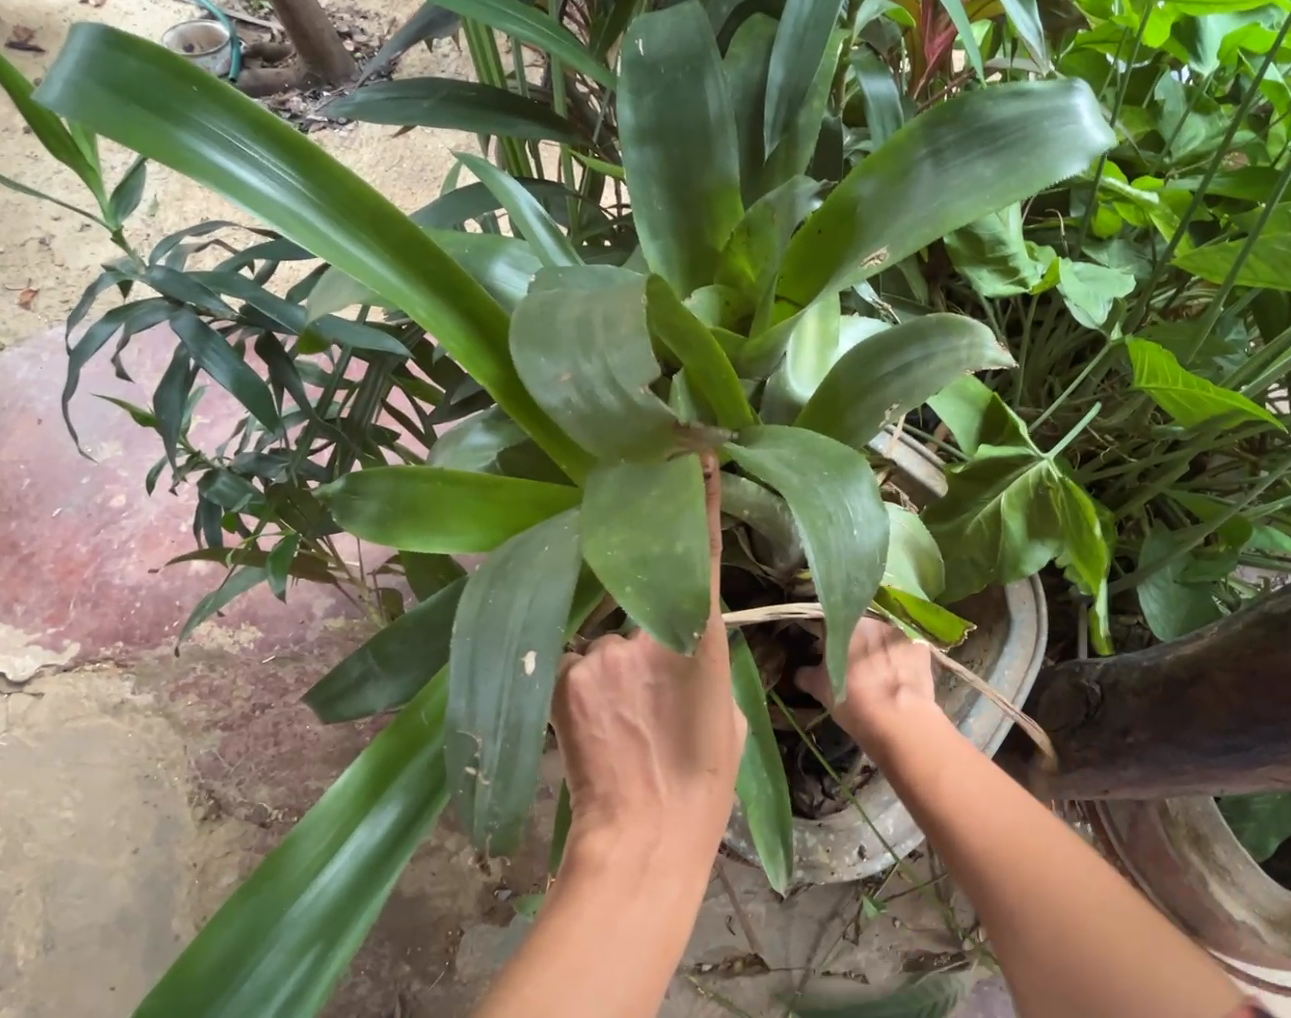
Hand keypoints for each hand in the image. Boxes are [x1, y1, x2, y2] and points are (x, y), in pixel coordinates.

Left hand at [550, 455, 743, 855]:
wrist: (645, 833)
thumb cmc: (703, 779)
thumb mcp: (726, 712)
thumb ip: (705, 662)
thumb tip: (685, 646)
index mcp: (701, 638)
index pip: (700, 553)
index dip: (697, 502)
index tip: (692, 456)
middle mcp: (648, 630)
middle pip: (638, 605)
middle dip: (642, 641)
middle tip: (649, 700)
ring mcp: (601, 651)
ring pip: (601, 641)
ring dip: (611, 671)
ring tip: (622, 724)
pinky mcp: (564, 674)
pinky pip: (573, 663)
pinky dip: (582, 688)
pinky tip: (595, 728)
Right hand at [794, 618, 944, 757]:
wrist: (900, 721)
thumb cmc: (852, 700)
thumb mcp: (820, 690)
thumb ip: (806, 675)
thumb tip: (799, 672)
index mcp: (843, 625)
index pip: (827, 621)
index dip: (822, 635)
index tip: (820, 649)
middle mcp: (872, 620)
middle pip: (857, 627)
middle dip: (852, 642)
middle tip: (848, 664)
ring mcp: (899, 633)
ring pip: (882, 638)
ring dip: (876, 650)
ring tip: (875, 674)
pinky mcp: (920, 649)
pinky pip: (905, 650)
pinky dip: (900, 660)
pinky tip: (897, 678)